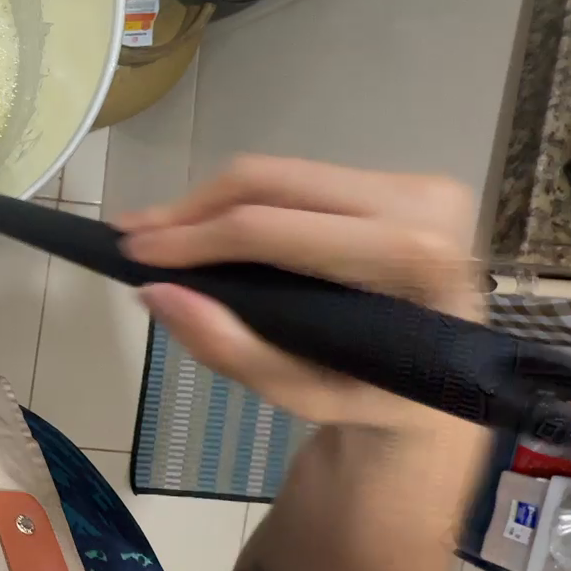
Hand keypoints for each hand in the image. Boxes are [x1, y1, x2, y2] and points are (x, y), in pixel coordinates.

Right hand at [114, 156, 480, 430]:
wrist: (441, 383)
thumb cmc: (368, 395)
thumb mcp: (297, 393)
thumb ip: (229, 348)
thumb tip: (154, 293)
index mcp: (409, 256)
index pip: (269, 227)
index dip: (189, 238)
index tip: (129, 252)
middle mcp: (419, 202)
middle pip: (265, 182)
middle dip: (186, 210)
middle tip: (131, 236)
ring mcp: (409, 184)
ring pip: (270, 174)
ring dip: (202, 205)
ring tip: (155, 234)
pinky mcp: (391, 181)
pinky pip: (286, 179)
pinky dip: (230, 203)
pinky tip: (199, 229)